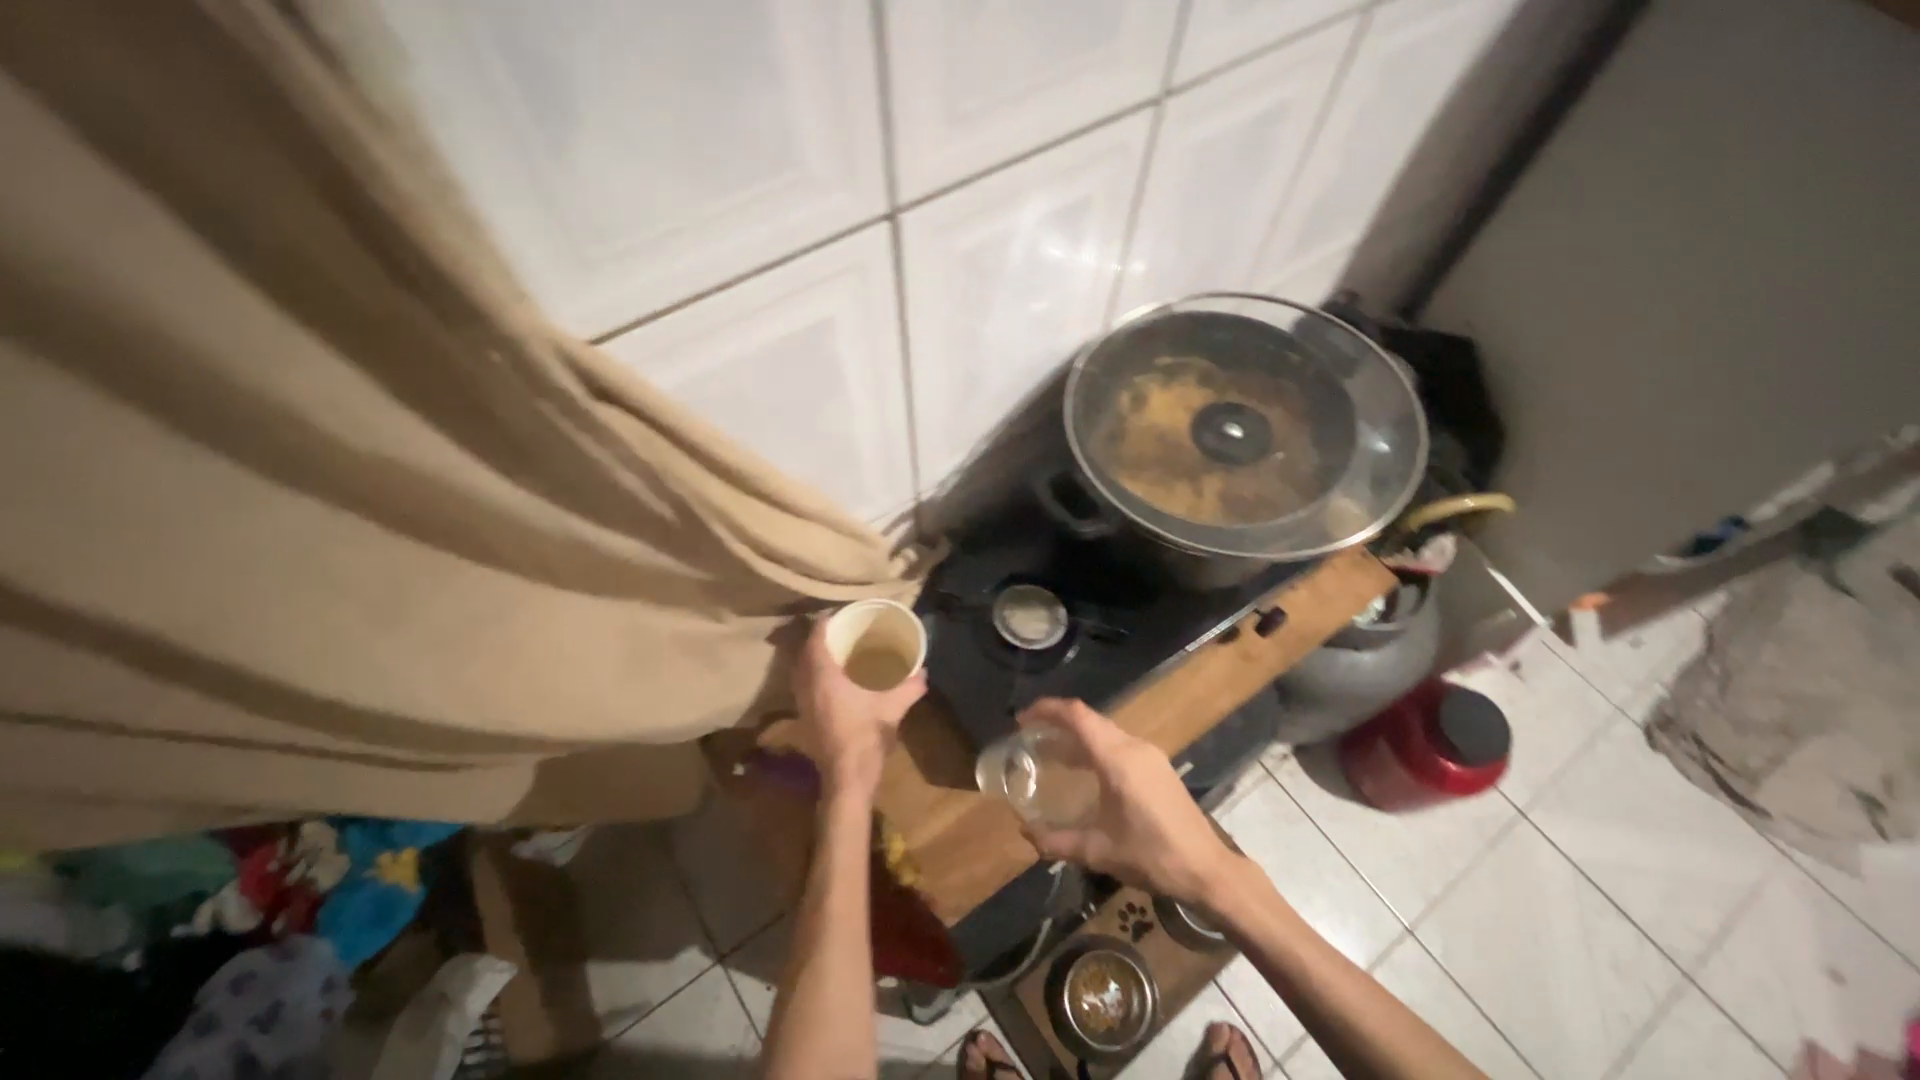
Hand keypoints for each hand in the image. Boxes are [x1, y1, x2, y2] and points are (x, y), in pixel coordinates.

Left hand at [793, 615, 926, 802]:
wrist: (847, 776)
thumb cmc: (867, 736)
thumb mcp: (893, 708)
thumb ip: (909, 687)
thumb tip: (924, 671)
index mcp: (824, 676)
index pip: (816, 638)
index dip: (825, 622)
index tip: (838, 614)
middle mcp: (806, 686)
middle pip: (804, 652)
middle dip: (819, 639)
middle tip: (839, 631)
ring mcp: (802, 703)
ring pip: (801, 671)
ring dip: (813, 659)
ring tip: (835, 653)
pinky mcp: (804, 718)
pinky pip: (804, 686)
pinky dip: (813, 676)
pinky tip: (832, 681)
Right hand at [1016, 698, 1240, 904]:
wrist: (1206, 869)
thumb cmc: (1152, 856)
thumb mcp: (1098, 852)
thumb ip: (1057, 841)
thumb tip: (1025, 832)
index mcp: (1118, 759)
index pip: (1078, 716)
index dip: (1047, 710)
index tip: (1022, 720)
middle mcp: (1135, 747)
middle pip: (1091, 719)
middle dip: (1058, 722)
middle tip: (1030, 738)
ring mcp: (1151, 756)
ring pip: (1106, 732)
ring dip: (1078, 736)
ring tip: (1051, 754)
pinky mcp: (1159, 768)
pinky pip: (1120, 745)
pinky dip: (1096, 748)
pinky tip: (1084, 772)